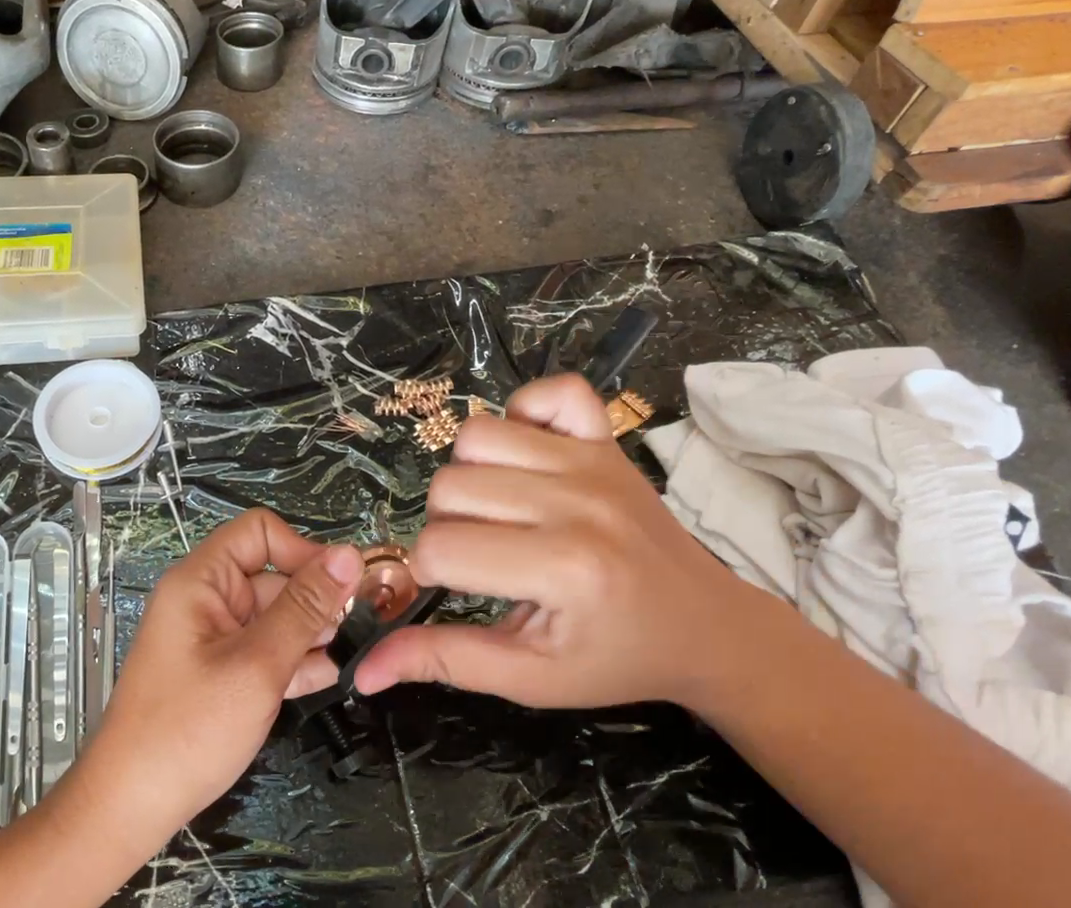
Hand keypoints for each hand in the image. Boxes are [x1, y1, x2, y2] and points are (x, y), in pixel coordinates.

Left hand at [79, 509, 363, 831]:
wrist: (133, 803)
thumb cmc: (190, 729)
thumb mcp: (257, 665)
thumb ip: (304, 608)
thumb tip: (347, 555)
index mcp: (201, 581)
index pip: (259, 533)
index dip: (303, 551)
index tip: (342, 587)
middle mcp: (205, 599)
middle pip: (272, 575)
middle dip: (315, 599)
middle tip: (359, 628)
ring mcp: (212, 637)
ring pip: (274, 616)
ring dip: (311, 632)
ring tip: (348, 656)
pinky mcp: (220, 671)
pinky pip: (264, 649)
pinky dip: (293, 659)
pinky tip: (326, 676)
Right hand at [353, 374, 769, 710]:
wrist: (706, 628)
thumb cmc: (614, 659)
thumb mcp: (530, 678)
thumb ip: (444, 662)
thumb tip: (363, 670)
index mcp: (562, 570)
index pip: (441, 548)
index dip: (429, 571)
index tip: (455, 590)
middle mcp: (577, 503)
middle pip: (449, 485)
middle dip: (446, 526)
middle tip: (481, 557)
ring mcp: (594, 461)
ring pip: (477, 434)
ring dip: (470, 474)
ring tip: (499, 511)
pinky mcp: (606, 439)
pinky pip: (549, 391)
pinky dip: (523, 415)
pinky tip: (527, 460)